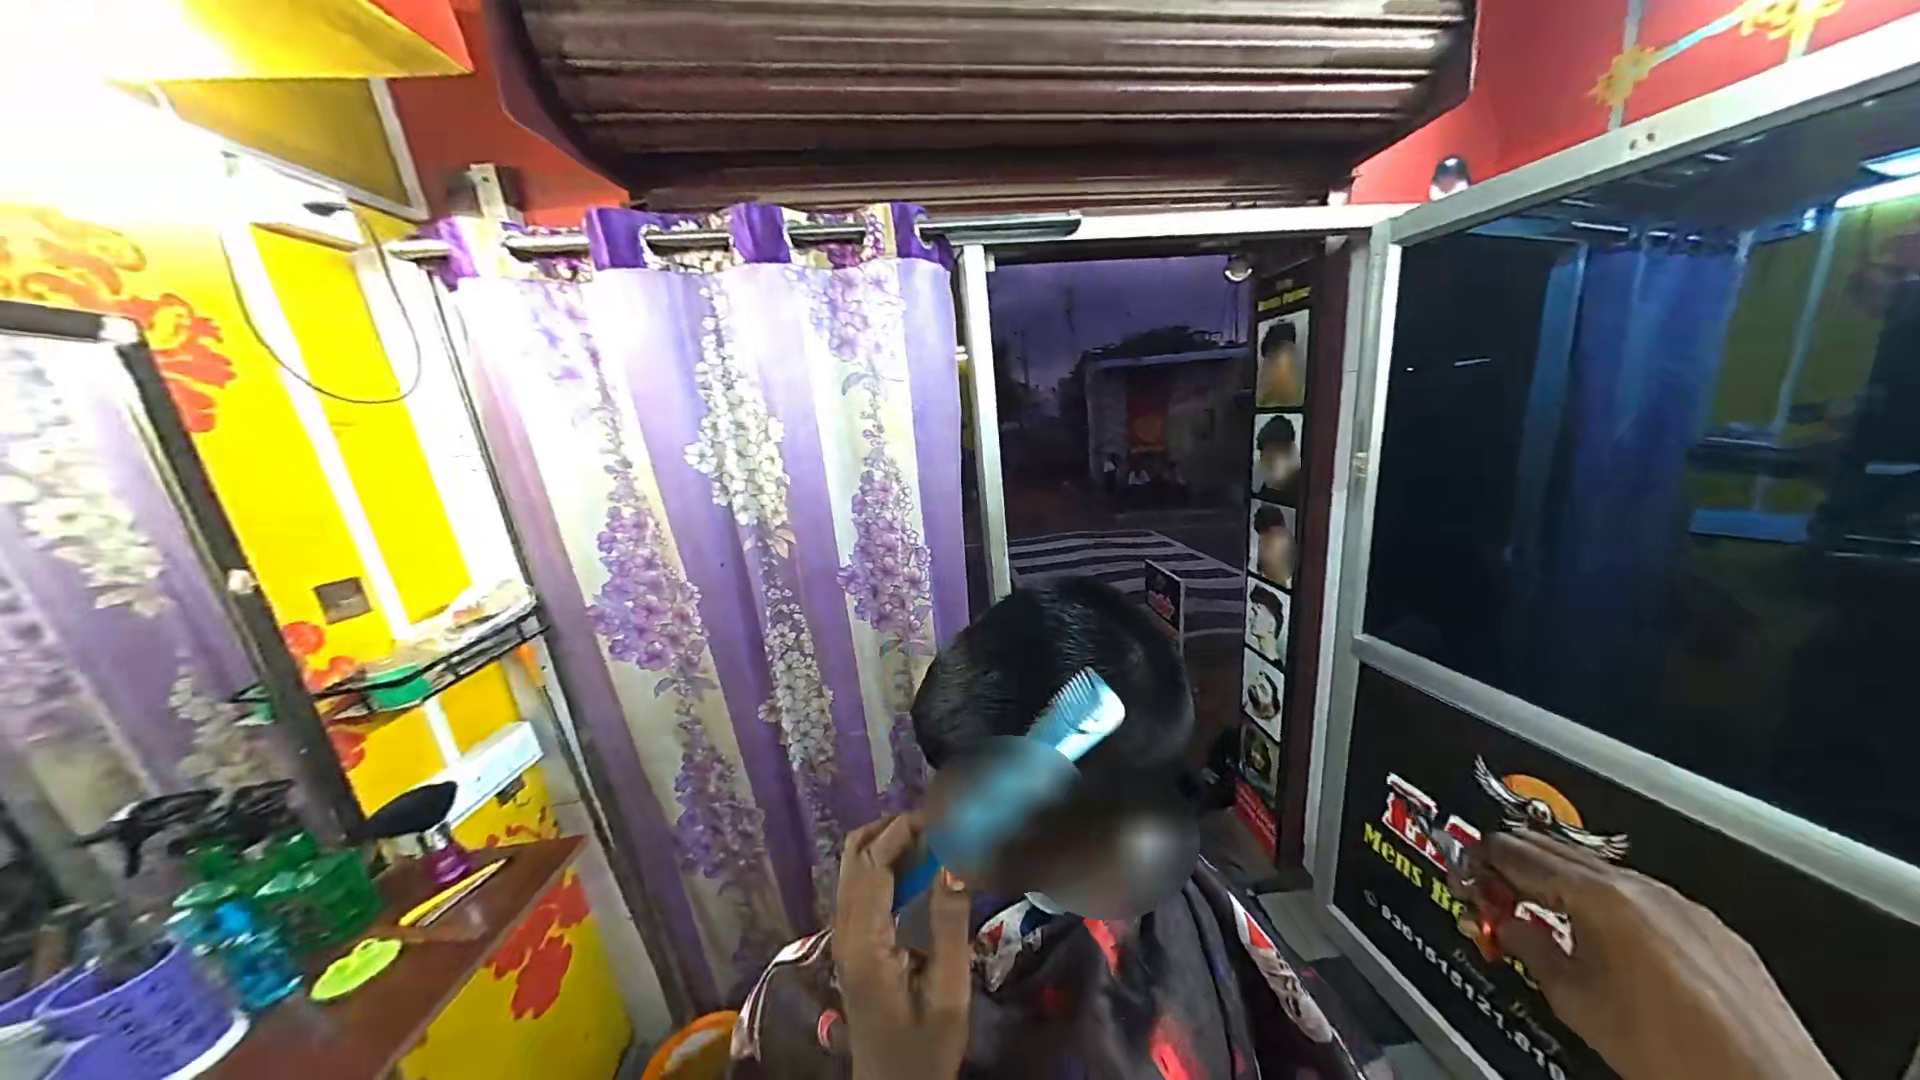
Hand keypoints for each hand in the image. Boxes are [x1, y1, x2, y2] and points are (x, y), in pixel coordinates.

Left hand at [833, 814, 972, 1079]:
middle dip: (891, 828)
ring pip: (853, 865)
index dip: (902, 831)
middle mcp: (844, 929)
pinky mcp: (851, 940)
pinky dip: (883, 861)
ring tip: (929, 839)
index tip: (938, 817)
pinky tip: (915, 866)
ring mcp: (843, 934)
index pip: (873, 862)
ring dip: (886, 842)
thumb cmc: (924, 1048)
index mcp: (864, 940)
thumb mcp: (948, 992)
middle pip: (854, 854)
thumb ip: (949, 924)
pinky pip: (859, 883)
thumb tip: (954, 861)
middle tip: (934, 825)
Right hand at [1454, 831, 1837, 1079]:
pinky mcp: (1712, 930)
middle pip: (1550, 849)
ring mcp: (1682, 906)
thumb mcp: (1572, 998)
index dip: (1477, 862)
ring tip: (1541, 918)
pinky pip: (1639, 896)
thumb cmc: (1676, 1055)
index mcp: (1600, 897)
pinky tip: (1599, 938)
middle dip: (1511, 866)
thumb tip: (1505, 924)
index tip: (1463, 877)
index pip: (1513, 853)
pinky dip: (1603, 903)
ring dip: (1556, 883)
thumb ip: (1527, 945)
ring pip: (1594, 870)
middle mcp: (1641, 888)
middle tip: (1489, 893)